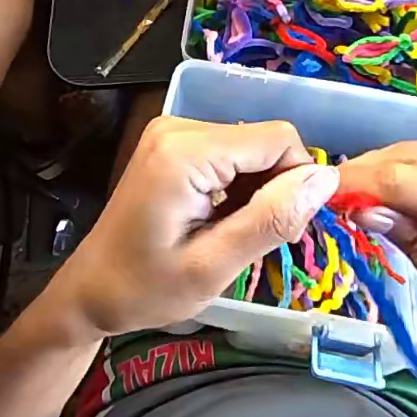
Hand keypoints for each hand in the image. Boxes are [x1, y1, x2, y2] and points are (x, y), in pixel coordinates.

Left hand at [44, 117, 338, 338]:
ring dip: (256, 189)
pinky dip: (237, 184)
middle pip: (264, 140)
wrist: (90, 290)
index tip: (281, 231)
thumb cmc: (145, 289)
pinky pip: (229, 151)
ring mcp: (173, 131)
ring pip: (251, 146)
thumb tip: (326, 178)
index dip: (296, 182)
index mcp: (186, 151)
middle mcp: (179, 126)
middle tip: (251, 239)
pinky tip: (217, 217)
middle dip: (274, 188)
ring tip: (230, 232)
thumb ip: (270, 219)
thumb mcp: (213, 267)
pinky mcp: (172, 142)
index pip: (279, 139)